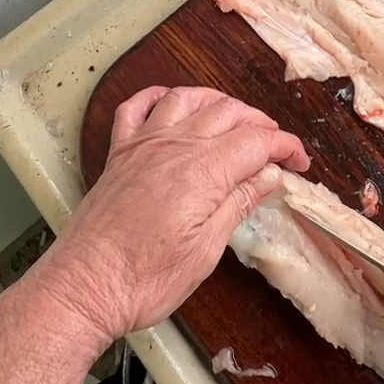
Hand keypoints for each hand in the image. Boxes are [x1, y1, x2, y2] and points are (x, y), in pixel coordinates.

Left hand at [27, 86, 310, 346]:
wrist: (84, 287)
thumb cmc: (144, 279)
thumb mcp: (206, 250)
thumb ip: (238, 202)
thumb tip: (269, 176)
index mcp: (203, 170)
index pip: (257, 141)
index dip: (285, 147)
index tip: (299, 162)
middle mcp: (174, 145)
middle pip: (228, 112)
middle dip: (260, 123)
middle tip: (275, 147)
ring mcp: (143, 145)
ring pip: (187, 98)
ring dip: (217, 101)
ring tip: (235, 116)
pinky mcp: (119, 153)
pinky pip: (136, 107)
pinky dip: (157, 96)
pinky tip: (170, 100)